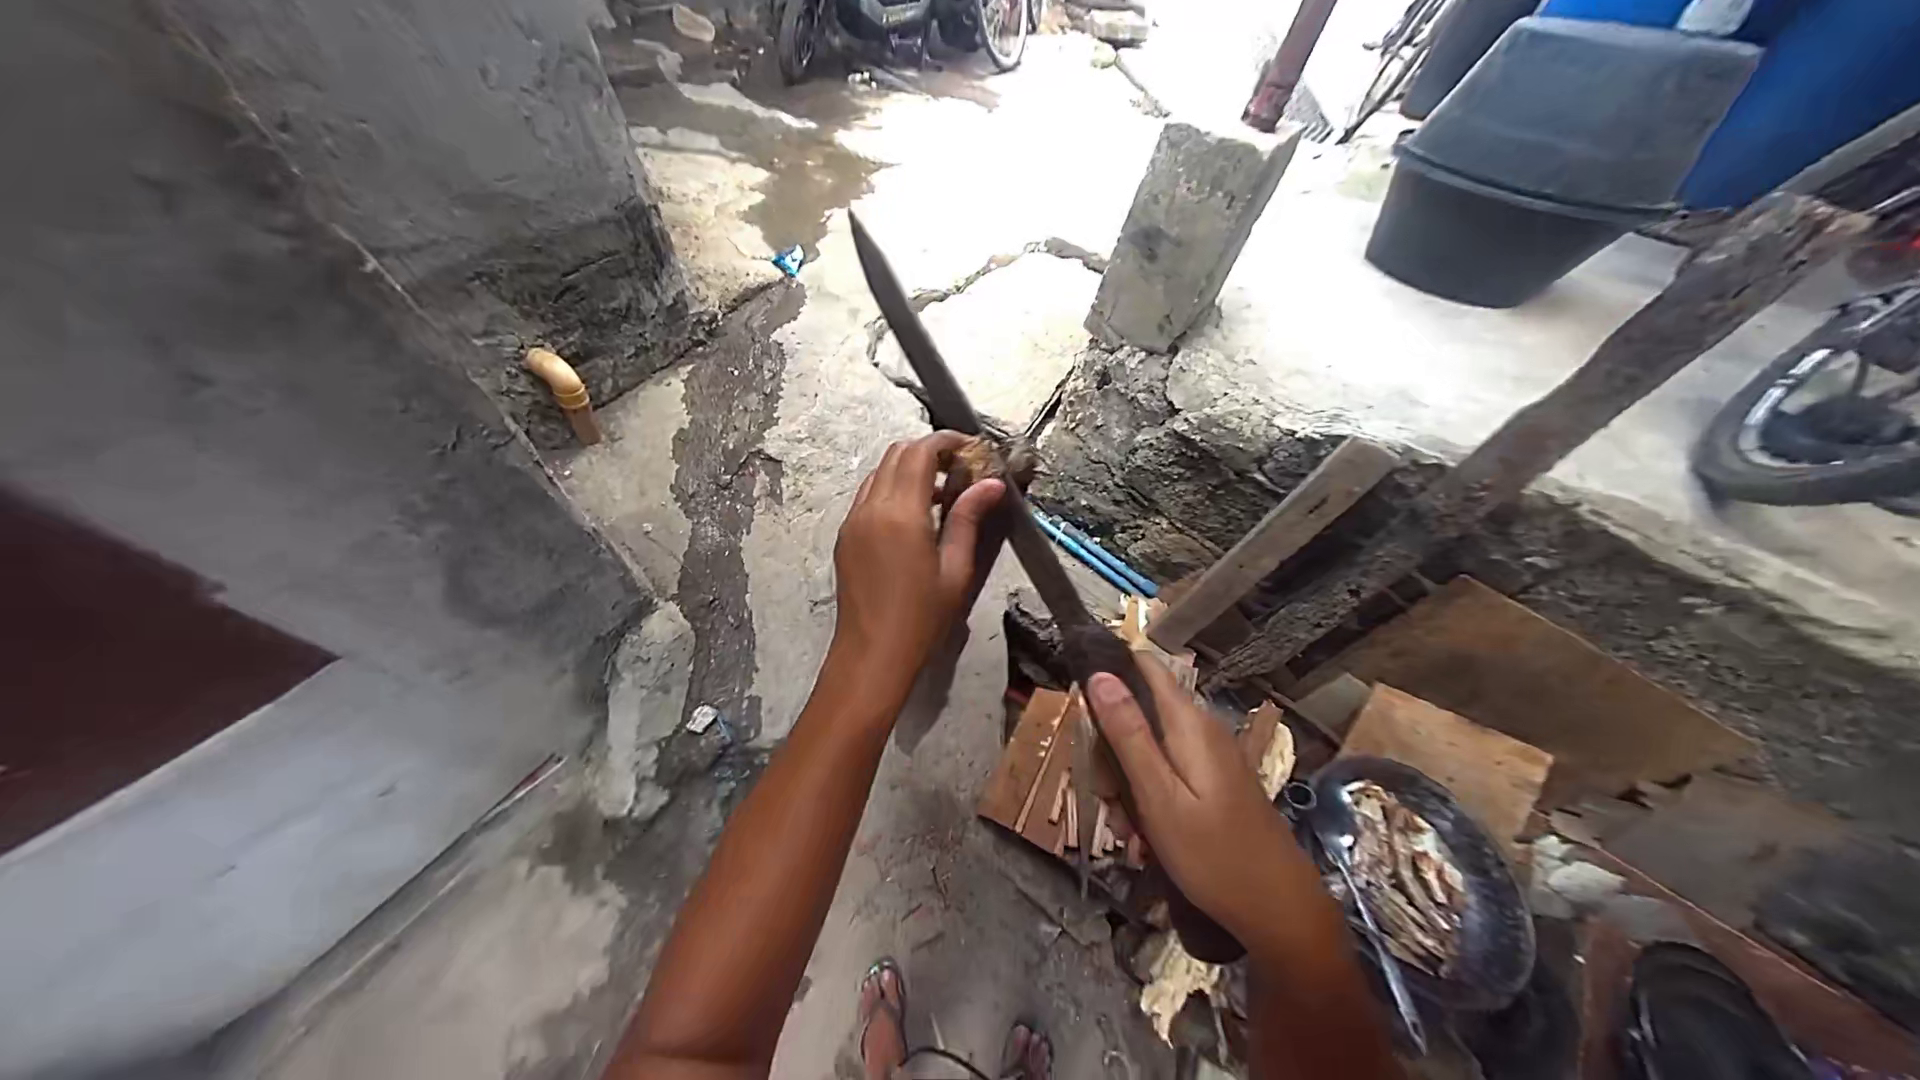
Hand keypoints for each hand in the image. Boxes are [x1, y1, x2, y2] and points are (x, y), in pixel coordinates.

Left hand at [831, 431, 1004, 691]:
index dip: (946, 441)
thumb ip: (968, 519)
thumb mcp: (955, 569)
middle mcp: (870, 508)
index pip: (919, 452)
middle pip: (896, 455)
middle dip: (929, 451)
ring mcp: (852, 521)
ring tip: (941, 494)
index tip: (971, 448)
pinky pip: (868, 496)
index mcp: (900, 514)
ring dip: (909, 470)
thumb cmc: (921, 618)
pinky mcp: (845, 536)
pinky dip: (892, 490)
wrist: (872, 654)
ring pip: (879, 473)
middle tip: (960, 470)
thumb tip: (991, 484)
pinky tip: (915, 516)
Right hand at [1086, 661, 1313, 949]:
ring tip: (1126, 828)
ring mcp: (1212, 755)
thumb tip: (1100, 675)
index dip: (1109, 672)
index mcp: (1189, 722)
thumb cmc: (1214, 855)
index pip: (1145, 666)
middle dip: (1112, 746)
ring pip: (1150, 746)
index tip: (1080, 702)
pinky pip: (1169, 771)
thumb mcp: (1158, 795)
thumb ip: (1128, 733)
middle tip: (1106, 795)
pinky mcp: (1215, 780)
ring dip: (1128, 780)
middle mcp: (1202, 728)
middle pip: (1141, 711)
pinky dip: (1150, 795)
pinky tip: (1147, 835)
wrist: (1280, 912)